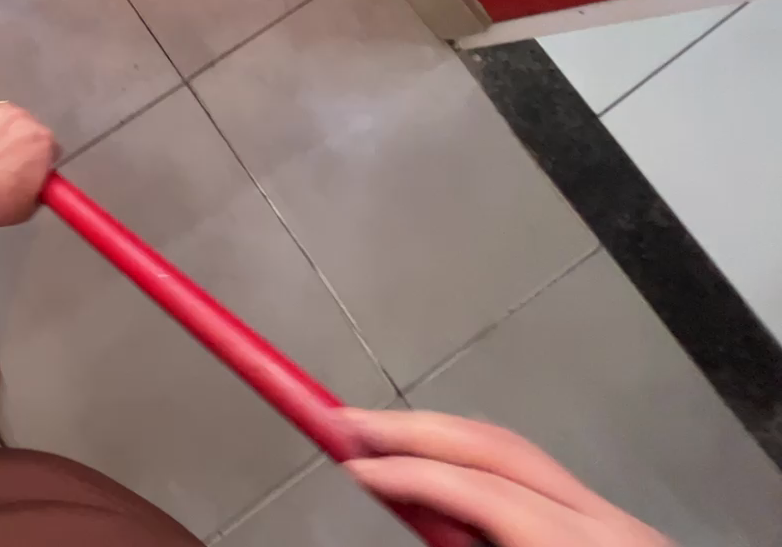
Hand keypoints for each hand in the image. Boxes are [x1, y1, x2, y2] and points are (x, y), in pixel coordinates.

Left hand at [0, 71, 56, 231]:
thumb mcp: (27, 207)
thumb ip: (37, 187)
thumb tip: (34, 181)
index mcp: (44, 143)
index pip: (49, 148)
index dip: (36, 162)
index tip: (22, 173)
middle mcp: (24, 119)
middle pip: (26, 128)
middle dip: (15, 144)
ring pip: (3, 112)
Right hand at [341, 409, 668, 546]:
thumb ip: (455, 543)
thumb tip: (390, 494)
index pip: (485, 491)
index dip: (410, 473)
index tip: (350, 465)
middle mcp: (612, 527)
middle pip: (493, 446)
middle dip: (409, 429)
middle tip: (341, 422)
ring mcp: (615, 519)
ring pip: (507, 445)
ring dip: (430, 432)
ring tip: (370, 431)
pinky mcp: (607, 521)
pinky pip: (521, 465)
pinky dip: (462, 450)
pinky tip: (424, 454)